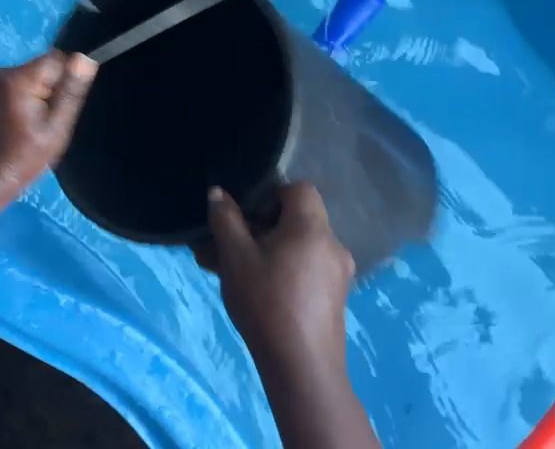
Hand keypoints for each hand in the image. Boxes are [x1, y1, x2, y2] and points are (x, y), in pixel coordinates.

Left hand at [0, 51, 97, 194]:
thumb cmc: (23, 158)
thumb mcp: (55, 129)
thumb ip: (70, 92)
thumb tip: (84, 59)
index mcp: (17, 78)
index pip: (56, 59)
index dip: (68, 80)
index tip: (65, 105)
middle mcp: (2, 71)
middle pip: (44, 66)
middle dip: (54, 87)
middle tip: (52, 119)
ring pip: (34, 74)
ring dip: (42, 93)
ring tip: (40, 122)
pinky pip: (21, 82)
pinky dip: (29, 96)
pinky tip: (27, 120)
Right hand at [200, 184, 355, 373]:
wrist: (301, 365)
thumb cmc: (266, 300)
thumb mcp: (234, 254)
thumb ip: (225, 217)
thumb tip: (219, 194)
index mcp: (312, 230)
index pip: (299, 189)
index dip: (270, 191)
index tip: (242, 209)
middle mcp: (332, 247)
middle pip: (294, 218)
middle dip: (256, 223)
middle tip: (223, 239)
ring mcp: (335, 274)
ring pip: (292, 245)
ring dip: (259, 246)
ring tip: (222, 263)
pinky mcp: (331, 296)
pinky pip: (300, 265)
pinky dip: (274, 265)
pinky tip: (245, 282)